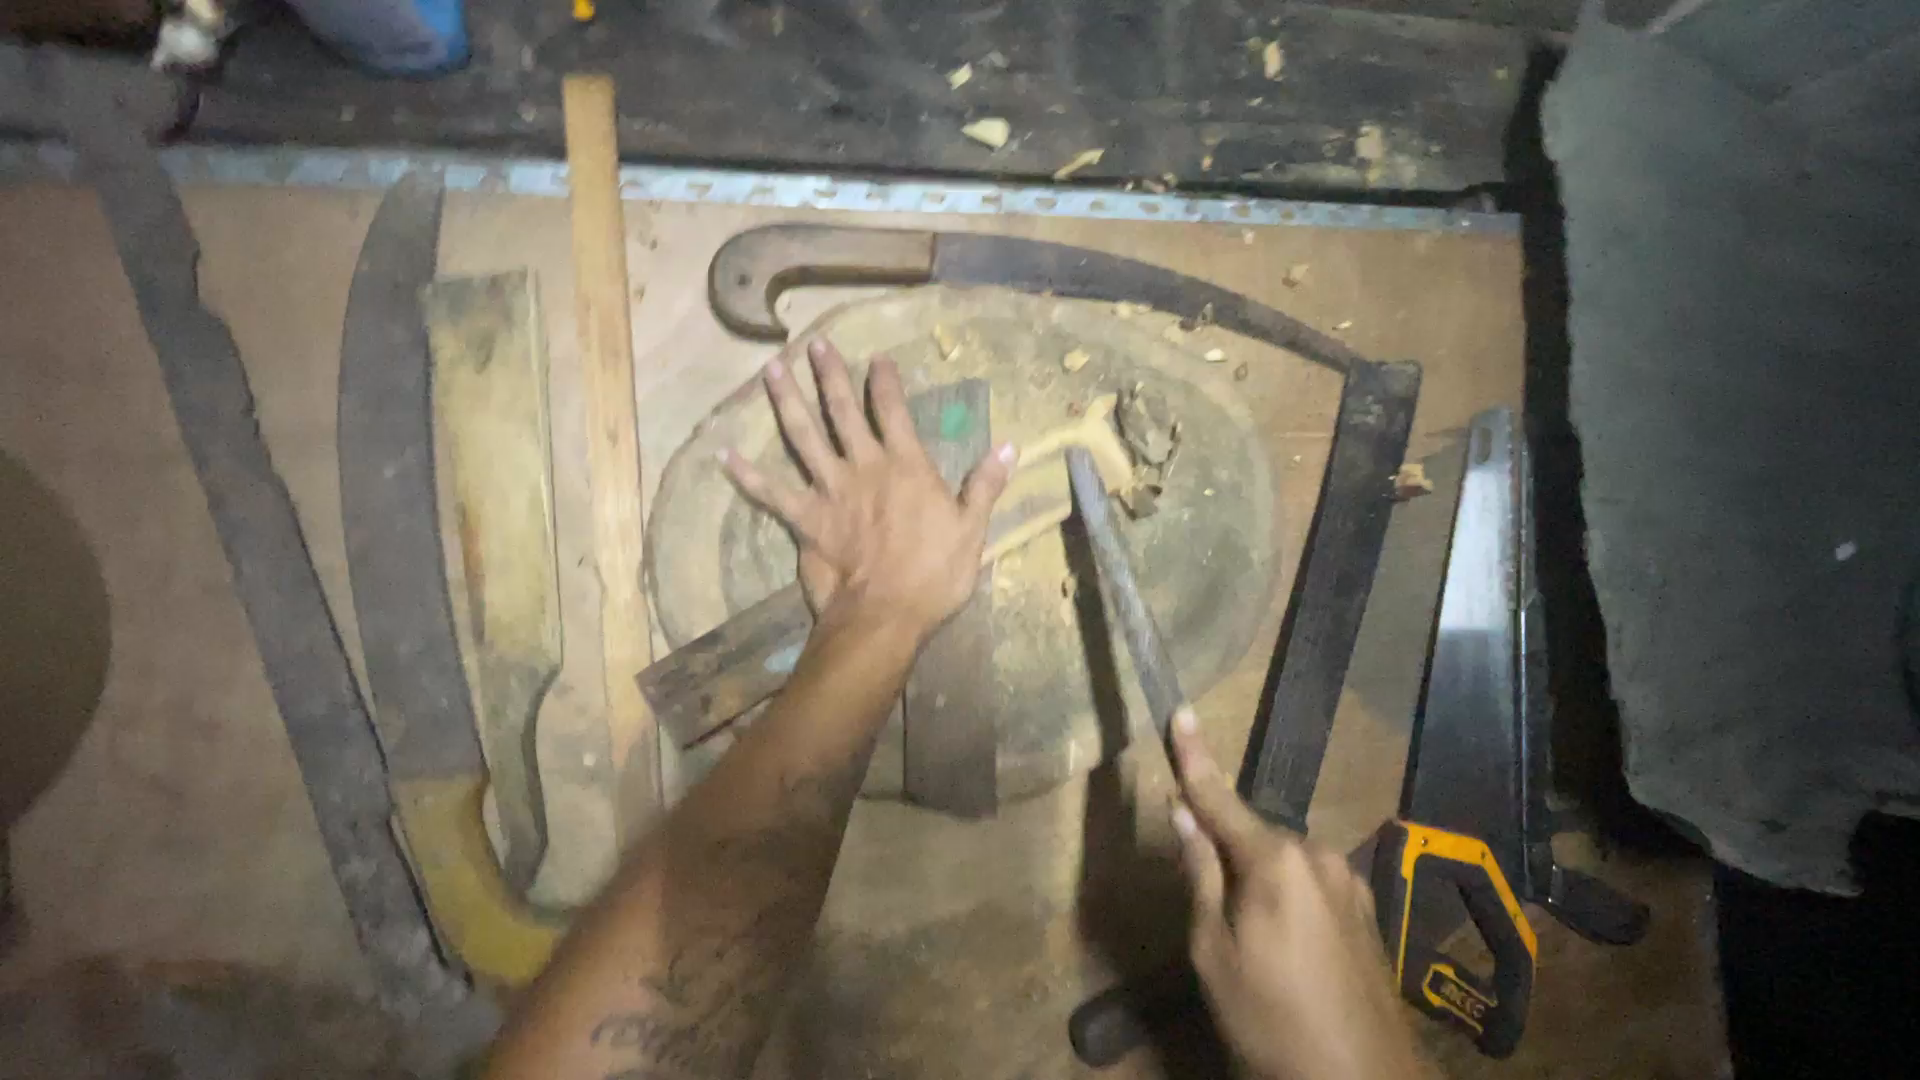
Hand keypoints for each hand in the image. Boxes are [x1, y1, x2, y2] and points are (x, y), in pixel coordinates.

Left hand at [721, 338, 1016, 641]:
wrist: (885, 616)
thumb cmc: (935, 575)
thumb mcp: (972, 530)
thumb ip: (984, 485)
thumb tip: (1009, 447)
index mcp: (906, 467)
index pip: (894, 412)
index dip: (886, 382)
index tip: (878, 358)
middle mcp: (864, 468)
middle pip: (843, 412)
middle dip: (830, 375)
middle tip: (815, 344)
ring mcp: (830, 492)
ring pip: (804, 437)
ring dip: (787, 401)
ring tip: (770, 369)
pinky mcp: (805, 520)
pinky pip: (771, 494)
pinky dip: (747, 476)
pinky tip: (724, 455)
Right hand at [1168, 710, 1437, 1079]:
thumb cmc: (1271, 1019)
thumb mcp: (1213, 952)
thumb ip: (1199, 873)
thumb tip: (1183, 814)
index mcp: (1275, 859)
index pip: (1219, 797)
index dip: (1194, 756)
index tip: (1181, 711)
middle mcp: (1316, 855)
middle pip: (1250, 834)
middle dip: (1223, 849)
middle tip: (1210, 912)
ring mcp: (1348, 882)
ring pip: (1280, 861)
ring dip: (1255, 879)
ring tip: (1250, 945)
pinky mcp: (1365, 910)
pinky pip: (1308, 883)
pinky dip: (1284, 897)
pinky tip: (1284, 950)